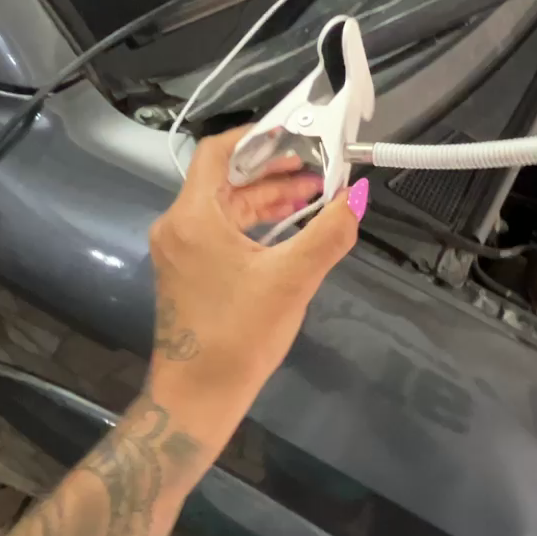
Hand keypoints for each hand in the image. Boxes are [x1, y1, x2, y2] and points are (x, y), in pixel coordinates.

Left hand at [145, 127, 363, 416]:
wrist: (197, 399)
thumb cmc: (239, 335)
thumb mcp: (292, 280)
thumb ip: (329, 233)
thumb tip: (356, 196)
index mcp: (193, 217)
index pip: (219, 152)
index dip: (258, 137)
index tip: (297, 136)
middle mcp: (180, 224)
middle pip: (227, 177)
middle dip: (274, 169)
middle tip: (319, 166)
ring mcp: (182, 248)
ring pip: (228, 204)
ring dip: (269, 195)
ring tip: (314, 193)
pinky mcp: (190, 269)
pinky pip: (225, 228)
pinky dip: (257, 221)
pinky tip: (292, 224)